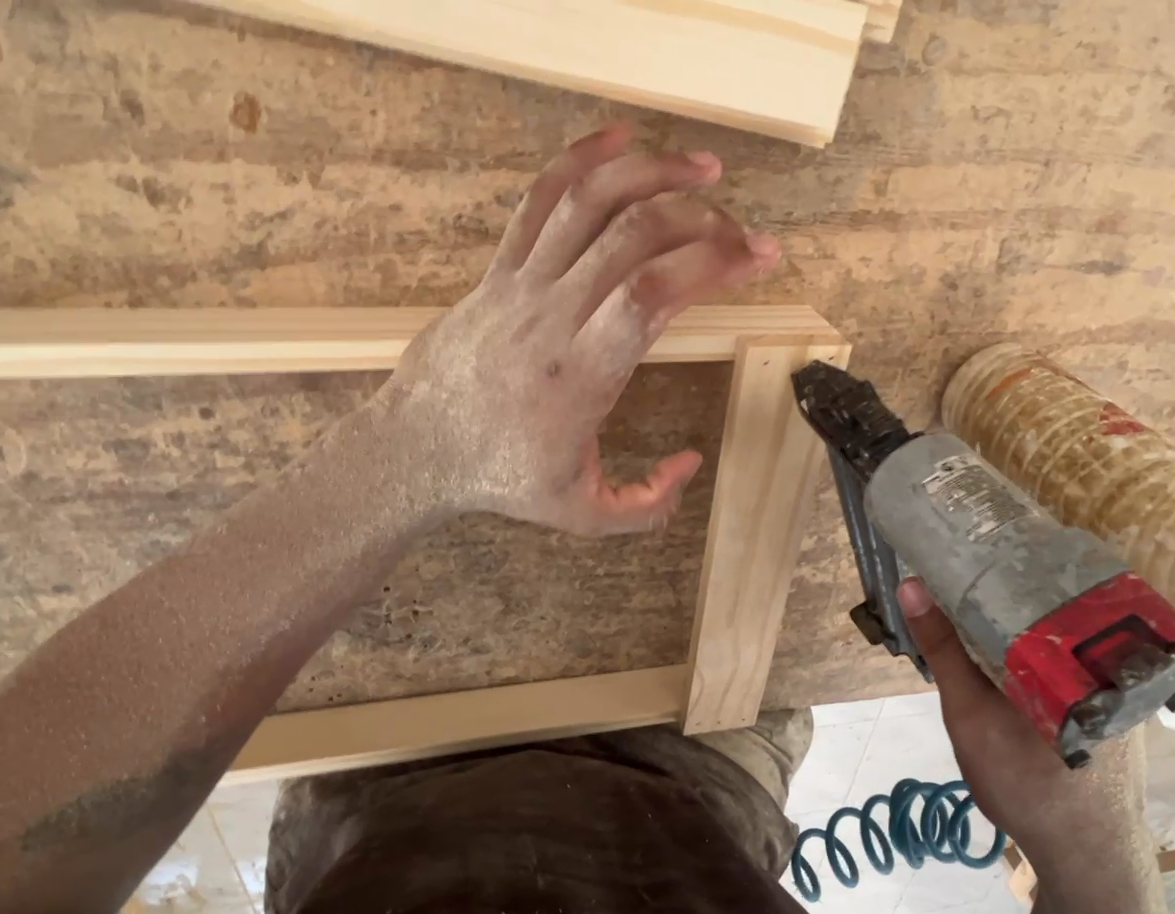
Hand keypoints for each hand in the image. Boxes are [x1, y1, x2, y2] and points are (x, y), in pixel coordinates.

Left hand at [382, 125, 780, 534]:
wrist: (416, 448)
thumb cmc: (501, 478)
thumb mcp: (583, 515)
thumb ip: (648, 504)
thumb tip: (692, 462)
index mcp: (580, 375)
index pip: (650, 296)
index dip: (711, 263)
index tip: (758, 258)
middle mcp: (551, 317)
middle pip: (632, 236)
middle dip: (702, 219)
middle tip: (744, 231)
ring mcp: (520, 285)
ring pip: (588, 202)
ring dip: (651, 172)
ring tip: (703, 167)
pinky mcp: (498, 271)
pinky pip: (539, 200)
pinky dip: (581, 159)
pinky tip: (621, 137)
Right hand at [897, 578, 1149, 871]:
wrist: (1084, 859)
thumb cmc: (1026, 783)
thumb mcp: (969, 713)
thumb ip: (943, 649)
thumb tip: (912, 585)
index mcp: (1083, 644)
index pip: (1041, 577)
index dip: (998, 562)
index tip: (963, 548)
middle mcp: (1111, 655)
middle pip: (1053, 603)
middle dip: (1005, 591)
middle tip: (959, 579)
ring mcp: (1119, 683)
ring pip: (1063, 634)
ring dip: (1022, 623)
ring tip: (977, 612)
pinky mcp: (1116, 707)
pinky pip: (1073, 662)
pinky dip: (1039, 652)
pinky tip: (1011, 664)